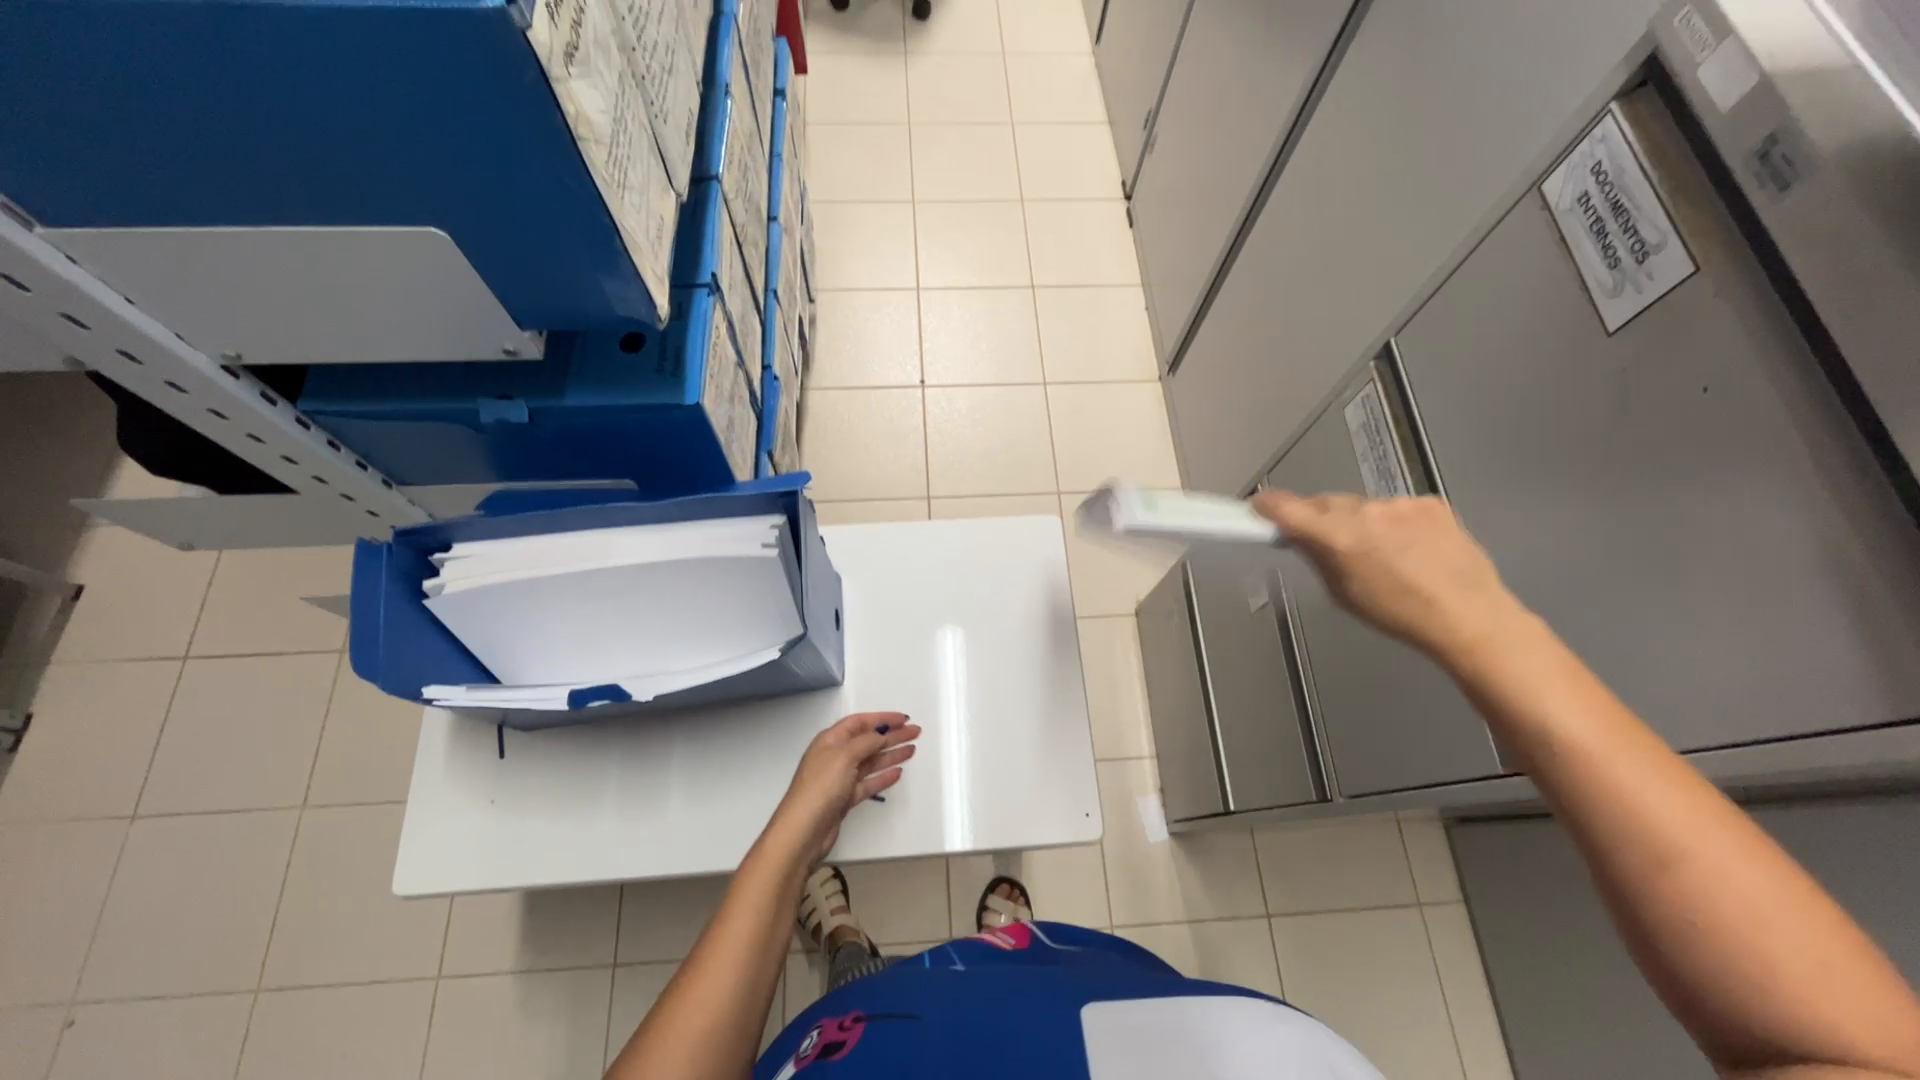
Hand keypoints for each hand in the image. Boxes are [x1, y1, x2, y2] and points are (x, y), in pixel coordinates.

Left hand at [770, 712, 920, 864]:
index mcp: (830, 740)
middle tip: (915, 732)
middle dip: (891, 735)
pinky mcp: (845, 799)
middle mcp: (835, 756)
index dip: (881, 718)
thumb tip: (880, 736)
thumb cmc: (821, 787)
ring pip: (870, 762)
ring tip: (912, 749)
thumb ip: (865, 742)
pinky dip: (882, 777)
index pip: (859, 722)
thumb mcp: (844, 756)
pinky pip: (868, 783)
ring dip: (890, 754)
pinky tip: (897, 772)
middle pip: (867, 741)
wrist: (804, 831)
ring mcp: (840, 779)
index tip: (903, 719)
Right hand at [1252, 491, 1528, 663]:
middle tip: (1325, 541)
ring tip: (1380, 552)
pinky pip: (1398, 507)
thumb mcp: (1343, 594)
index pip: (1288, 508)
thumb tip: (1301, 537)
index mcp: (1338, 537)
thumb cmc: (1399, 615)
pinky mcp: (1430, 503)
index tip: (1259, 507)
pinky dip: (1394, 522)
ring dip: (1360, 521)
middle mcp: (1365, 512)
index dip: (1268, 506)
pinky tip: (1410, 548)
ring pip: (1364, 506)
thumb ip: (1318, 557)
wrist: (1470, 616)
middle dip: (1319, 517)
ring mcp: (1400, 504)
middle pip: (1326, 503)